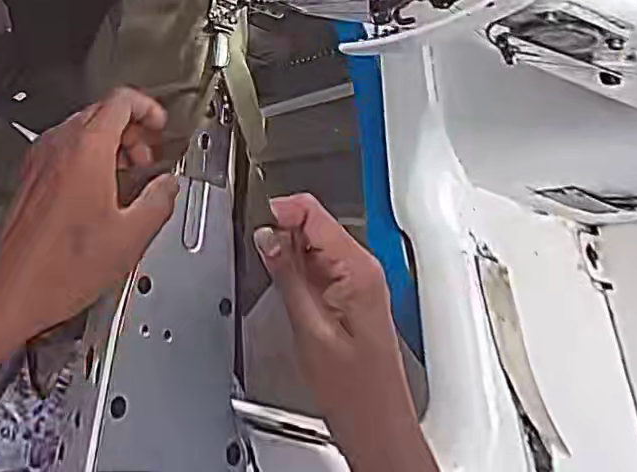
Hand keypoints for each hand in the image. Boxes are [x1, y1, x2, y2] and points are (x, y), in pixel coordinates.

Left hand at [0, 88, 179, 382]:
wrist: (9, 292)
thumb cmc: (58, 269)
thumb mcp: (130, 237)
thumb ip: (159, 200)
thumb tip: (168, 185)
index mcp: (86, 149)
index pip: (122, 100)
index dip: (148, 108)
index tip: (159, 126)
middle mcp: (60, 145)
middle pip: (103, 110)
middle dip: (132, 129)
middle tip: (146, 157)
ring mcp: (41, 158)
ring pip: (84, 127)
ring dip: (110, 143)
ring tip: (126, 176)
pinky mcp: (31, 175)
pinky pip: (66, 147)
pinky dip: (88, 156)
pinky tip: (99, 191)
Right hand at [255, 194, 435, 471]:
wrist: (378, 429)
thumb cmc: (354, 392)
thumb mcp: (309, 329)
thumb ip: (286, 275)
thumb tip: (266, 236)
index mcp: (358, 268)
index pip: (314, 211)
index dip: (282, 209)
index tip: (258, 218)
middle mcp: (363, 266)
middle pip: (314, 222)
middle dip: (283, 232)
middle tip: (264, 256)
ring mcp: (359, 278)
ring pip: (314, 241)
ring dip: (290, 251)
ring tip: (277, 278)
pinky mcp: (351, 290)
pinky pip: (319, 262)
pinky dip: (299, 268)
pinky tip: (291, 291)